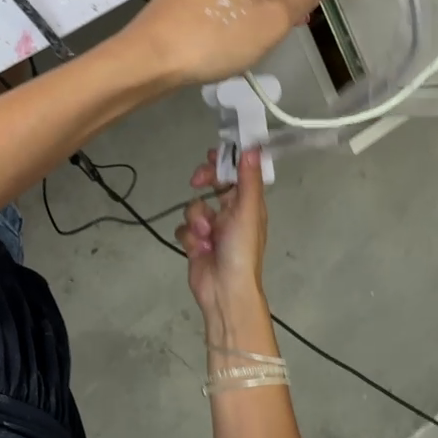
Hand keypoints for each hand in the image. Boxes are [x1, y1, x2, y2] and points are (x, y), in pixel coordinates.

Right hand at [177, 149, 269, 320]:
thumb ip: (248, 180)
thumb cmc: (241, 249)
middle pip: (211, 186)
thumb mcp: (248, 211)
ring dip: (196, 221)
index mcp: (248, 205)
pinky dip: (189, 238)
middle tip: (196, 182)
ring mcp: (211, 228)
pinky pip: (184, 228)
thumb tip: (253, 147)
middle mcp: (230, 213)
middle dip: (203, 185)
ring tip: (205, 238)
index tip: (211, 155)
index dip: (224, 162)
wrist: (224, 289)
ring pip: (193, 208)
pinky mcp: (195, 243)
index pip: (236, 174)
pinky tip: (198, 250)